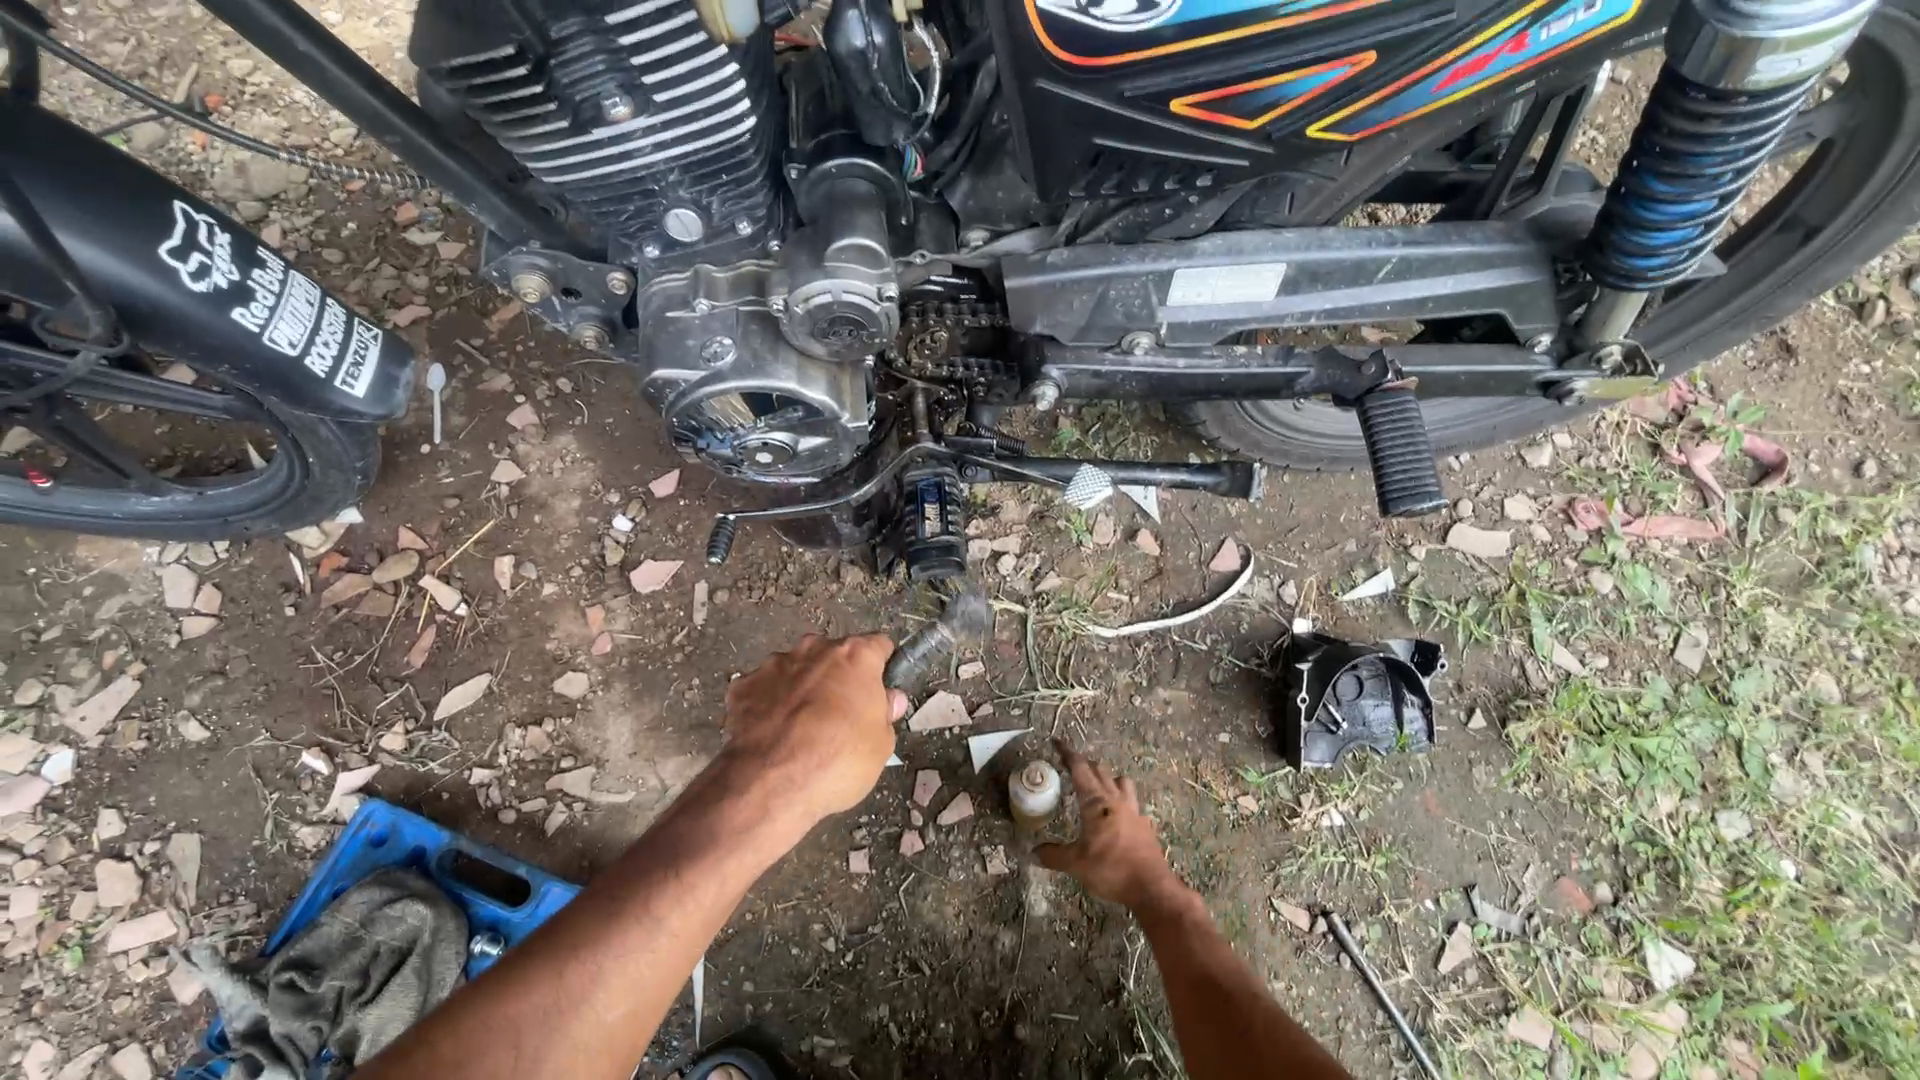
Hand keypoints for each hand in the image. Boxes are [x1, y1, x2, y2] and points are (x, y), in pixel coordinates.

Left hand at [721, 633, 909, 822]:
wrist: (771, 783)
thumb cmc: (838, 760)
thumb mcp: (881, 745)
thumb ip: (885, 714)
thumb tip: (889, 700)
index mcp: (855, 656)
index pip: (878, 646)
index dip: (881, 669)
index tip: (879, 691)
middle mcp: (814, 650)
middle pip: (833, 656)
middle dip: (838, 679)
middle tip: (841, 717)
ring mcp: (774, 665)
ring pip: (796, 671)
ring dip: (801, 690)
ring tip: (800, 731)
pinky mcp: (743, 687)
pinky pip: (763, 690)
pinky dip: (768, 706)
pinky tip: (772, 736)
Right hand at [1035, 740, 1188, 912]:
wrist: (1151, 887)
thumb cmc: (1111, 869)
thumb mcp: (1076, 864)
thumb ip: (1054, 855)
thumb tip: (1034, 852)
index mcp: (1096, 802)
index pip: (1080, 768)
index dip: (1067, 754)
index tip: (1056, 742)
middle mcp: (1116, 800)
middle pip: (1100, 770)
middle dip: (1084, 764)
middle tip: (1070, 767)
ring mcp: (1133, 811)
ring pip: (1121, 781)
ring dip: (1108, 777)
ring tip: (1097, 786)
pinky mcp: (1144, 825)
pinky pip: (1132, 802)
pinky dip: (1121, 800)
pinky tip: (1116, 814)